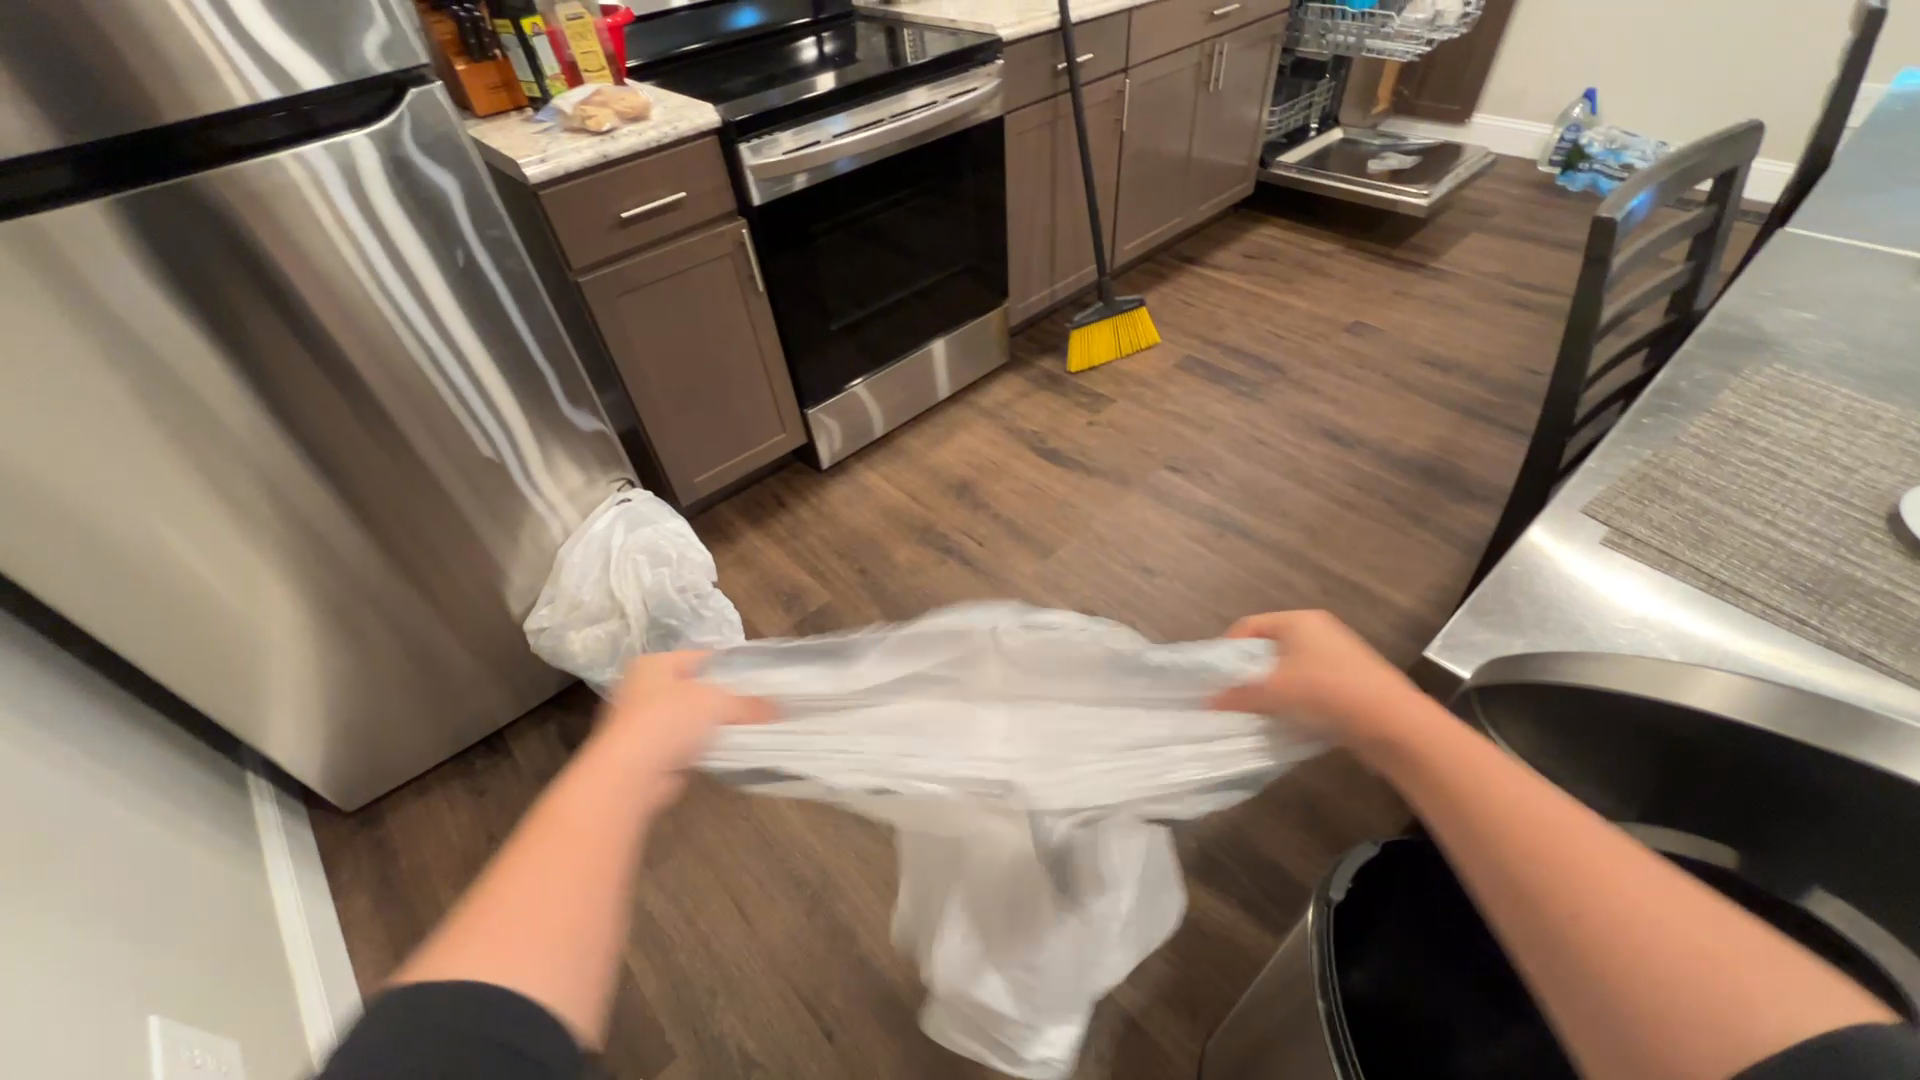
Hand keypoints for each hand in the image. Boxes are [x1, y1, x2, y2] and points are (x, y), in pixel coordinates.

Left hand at [595, 651, 773, 784]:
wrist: (630, 774)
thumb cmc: (669, 721)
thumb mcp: (716, 702)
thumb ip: (748, 702)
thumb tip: (780, 708)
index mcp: (654, 664)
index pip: (702, 658)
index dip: (732, 668)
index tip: (759, 681)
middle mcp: (644, 688)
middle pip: (697, 688)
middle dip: (725, 699)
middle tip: (757, 705)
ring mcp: (643, 722)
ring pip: (692, 718)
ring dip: (715, 725)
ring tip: (749, 728)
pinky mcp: (648, 752)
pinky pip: (686, 743)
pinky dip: (703, 746)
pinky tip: (727, 750)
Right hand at [1211, 610, 1425, 748]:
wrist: (1394, 724)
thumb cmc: (1326, 693)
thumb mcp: (1273, 693)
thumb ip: (1237, 695)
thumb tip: (1209, 702)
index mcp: (1299, 621)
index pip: (1249, 626)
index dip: (1227, 649)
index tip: (1216, 677)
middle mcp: (1319, 630)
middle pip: (1269, 647)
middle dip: (1248, 671)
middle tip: (1232, 695)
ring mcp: (1339, 655)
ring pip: (1289, 668)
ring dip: (1271, 688)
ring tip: (1257, 711)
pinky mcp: (1352, 680)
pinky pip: (1310, 684)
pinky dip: (1295, 698)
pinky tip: (1288, 719)